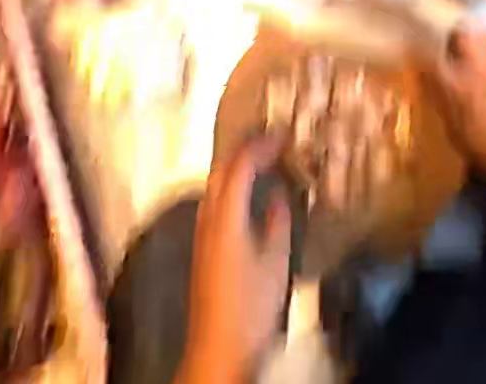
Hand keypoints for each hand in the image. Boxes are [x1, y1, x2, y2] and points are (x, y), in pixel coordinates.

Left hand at [180, 137, 292, 383]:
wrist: (218, 350)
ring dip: (237, 165)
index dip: (261, 145)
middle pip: (221, 168)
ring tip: (263, 159)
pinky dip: (232, 184)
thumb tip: (278, 193)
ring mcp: (202, 231)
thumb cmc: (251, 306)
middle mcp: (208, 217)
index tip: (283, 135)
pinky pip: (216, 198)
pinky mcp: (203, 245)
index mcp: (226, 215)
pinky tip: (249, 191)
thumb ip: (278, 220)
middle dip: (245, 148)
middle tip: (273, 141)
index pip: (240, 165)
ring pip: (215, 183)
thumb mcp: (276, 261)